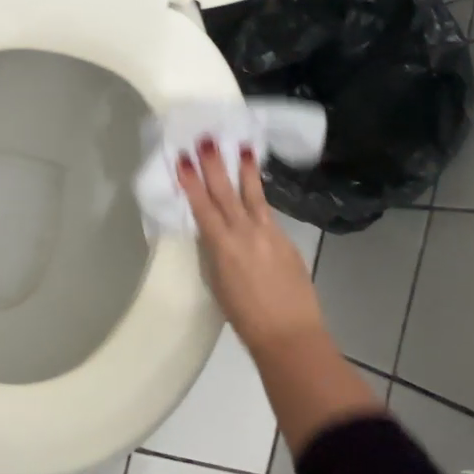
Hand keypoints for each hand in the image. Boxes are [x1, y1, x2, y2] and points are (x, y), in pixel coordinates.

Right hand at [178, 140, 326, 354]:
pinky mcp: (287, 241)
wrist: (289, 334)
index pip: (203, 206)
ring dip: (245, 171)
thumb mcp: (218, 283)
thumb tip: (214, 234)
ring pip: (253, 196)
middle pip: (227, 192)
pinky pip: (268, 214)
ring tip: (243, 147)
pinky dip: (258, 199)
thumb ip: (215, 253)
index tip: (183, 159)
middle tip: (207, 139)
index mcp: (223, 246)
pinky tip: (255, 191)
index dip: (192, 182)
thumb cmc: (245, 318)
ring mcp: (270, 234)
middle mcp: (246, 233)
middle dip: (215, 165)